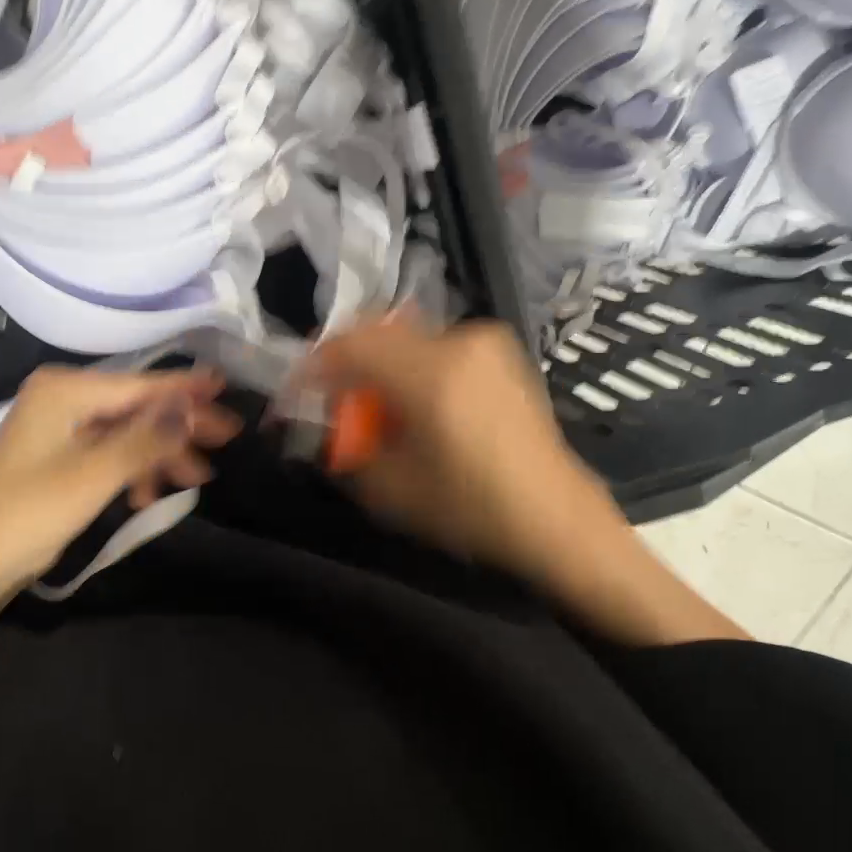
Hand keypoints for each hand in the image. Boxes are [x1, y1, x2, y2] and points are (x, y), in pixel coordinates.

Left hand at [0, 366, 242, 598]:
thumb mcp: (94, 477)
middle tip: (227, 442)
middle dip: (178, 428)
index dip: (186, 391)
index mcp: (62, 390)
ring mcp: (58, 428)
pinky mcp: (58, 457)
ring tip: (196, 479)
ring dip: (159, 454)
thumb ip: (145, 438)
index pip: (138, 385)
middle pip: (135, 406)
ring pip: (125, 432)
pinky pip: (108, 452)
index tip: (230, 391)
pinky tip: (150, 494)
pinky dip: (132, 470)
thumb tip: (191, 406)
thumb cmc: (29, 516)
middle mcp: (60, 398)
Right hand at [311, 315, 630, 579]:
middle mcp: (458, 344)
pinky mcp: (500, 352)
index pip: (348, 345)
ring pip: (405, 336)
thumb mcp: (390, 489)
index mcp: (430, 375)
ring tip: (374, 404)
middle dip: (344, 362)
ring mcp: (484, 343)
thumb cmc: (471, 509)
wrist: (556, 519)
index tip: (296, 391)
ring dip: (378, 362)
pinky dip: (410, 364)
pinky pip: (434, 345)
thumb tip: (318, 423)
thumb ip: (344, 447)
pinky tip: (412, 401)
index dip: (312, 366)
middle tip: (332, 399)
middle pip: (375, 332)